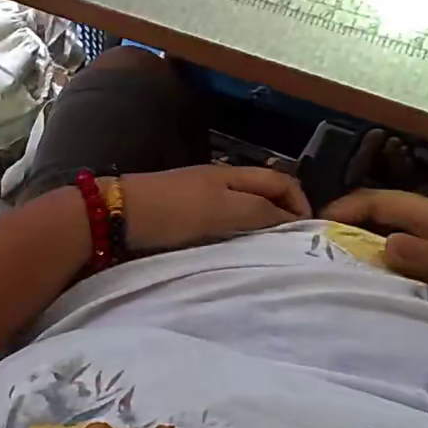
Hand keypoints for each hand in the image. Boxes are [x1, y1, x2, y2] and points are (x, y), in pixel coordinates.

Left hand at [117, 165, 310, 251]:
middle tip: (294, 245)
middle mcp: (220, 182)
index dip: (300, 202)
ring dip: (261, 225)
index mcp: (232, 175)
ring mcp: (200, 198)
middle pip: (264, 193)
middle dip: (284, 213)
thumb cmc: (172, 210)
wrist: (117, 214)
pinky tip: (236, 250)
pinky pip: (222, 221)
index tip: (311, 233)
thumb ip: (257, 209)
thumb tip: (290, 217)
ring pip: (244, 208)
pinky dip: (238, 232)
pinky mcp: (184, 216)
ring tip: (270, 252)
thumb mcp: (220, 209)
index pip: (280, 181)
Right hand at [322, 189, 427, 377]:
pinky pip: (414, 270)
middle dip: (350, 231)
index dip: (346, 208)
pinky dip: (391, 277)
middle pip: (387, 221)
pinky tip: (381, 299)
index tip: (310, 230)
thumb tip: (381, 243)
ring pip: (399, 246)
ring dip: (369, 255)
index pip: (384, 201)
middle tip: (315, 257)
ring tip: (338, 279)